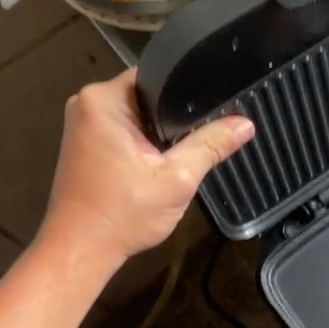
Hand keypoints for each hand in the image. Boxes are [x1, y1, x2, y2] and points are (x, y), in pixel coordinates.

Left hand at [37, 69, 253, 258]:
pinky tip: (164, 161)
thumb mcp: (177, 178)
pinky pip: (125, 131)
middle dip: (175, 114)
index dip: (187, 89)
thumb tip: (246, 124)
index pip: (156, 76)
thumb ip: (211, 145)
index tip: (216, 103)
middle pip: (148, 96)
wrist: (82, 251)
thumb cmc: (124, 213)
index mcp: (103, 99)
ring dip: (161, 132)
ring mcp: (83, 125)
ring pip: (138, 116)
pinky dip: (145, 143)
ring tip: (192, 145)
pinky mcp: (86, 146)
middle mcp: (88, 104)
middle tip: (209, 129)